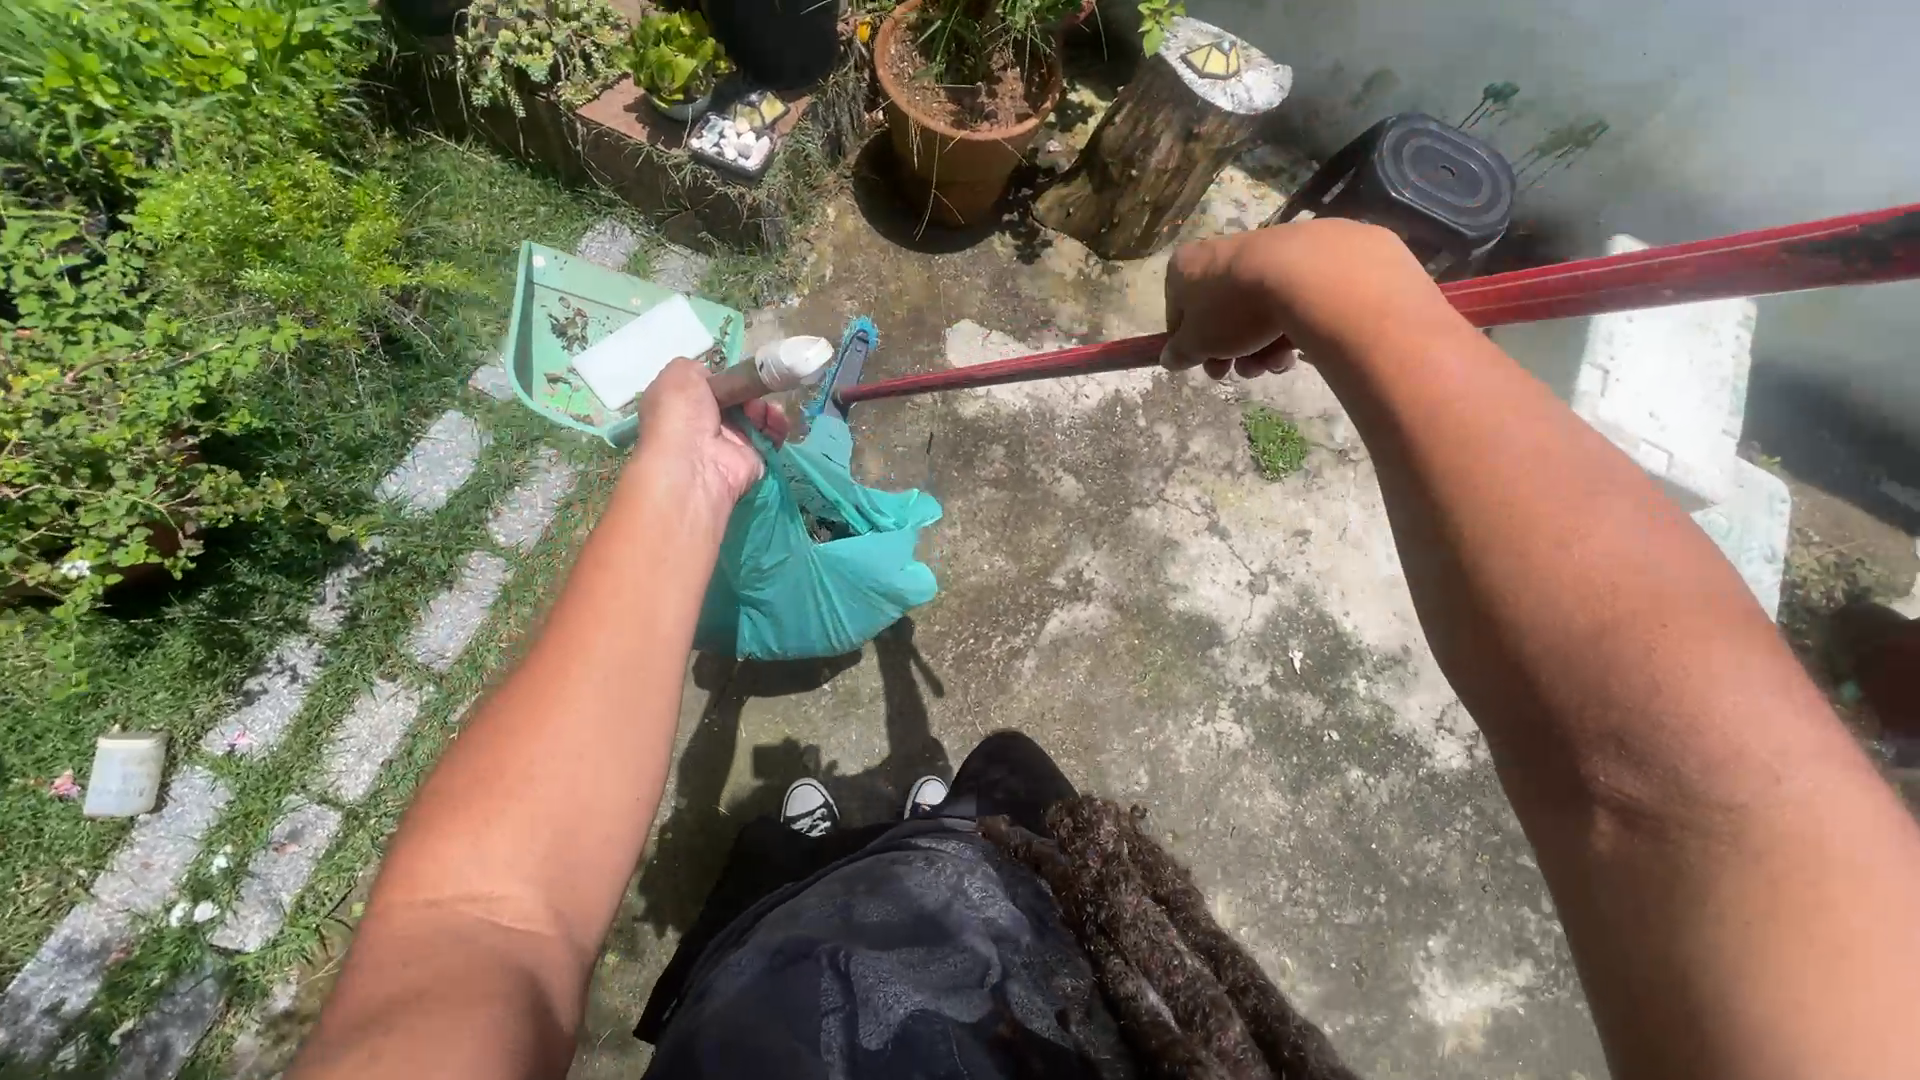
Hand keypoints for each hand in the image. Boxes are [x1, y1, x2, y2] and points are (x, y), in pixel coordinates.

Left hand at [633, 358, 791, 508]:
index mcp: (683, 404)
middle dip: (747, 390)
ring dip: (763, 406)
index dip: (724, 378)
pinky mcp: (753, 456)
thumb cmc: (681, 414)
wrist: (695, 460)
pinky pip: (771, 435)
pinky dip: (776, 424)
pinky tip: (774, 417)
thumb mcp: (679, 374)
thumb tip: (713, 376)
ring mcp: (730, 441)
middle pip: (737, 399)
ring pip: (756, 415)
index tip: (735, 372)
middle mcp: (704, 423)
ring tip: (758, 408)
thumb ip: (697, 368)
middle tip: (751, 389)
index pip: (709, 386)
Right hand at [1162, 219, 1457, 377]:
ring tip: (1269, 365)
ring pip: (1251, 315)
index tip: (1201, 364)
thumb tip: (1169, 358)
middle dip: (1226, 352)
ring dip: (1255, 350)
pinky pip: (1283, 304)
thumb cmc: (1232, 309)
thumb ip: (1179, 352)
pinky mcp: (1301, 261)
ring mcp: (1262, 255)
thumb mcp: (1195, 343)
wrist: (1303, 276)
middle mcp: (1220, 255)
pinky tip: (1291, 351)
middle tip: (1233, 372)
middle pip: (1217, 316)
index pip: (1176, 312)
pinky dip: (1283, 332)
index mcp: (1185, 268)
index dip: (1188, 344)